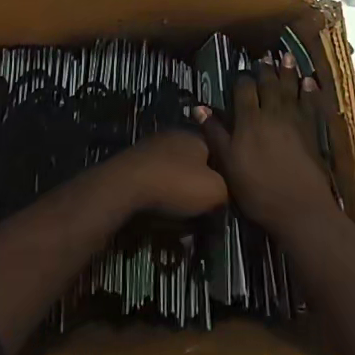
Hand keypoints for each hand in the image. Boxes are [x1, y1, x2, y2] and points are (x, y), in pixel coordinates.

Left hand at [109, 129, 227, 217]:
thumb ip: (228, 190)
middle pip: (195, 165)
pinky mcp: (133, 163)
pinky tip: (162, 212)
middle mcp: (172, 137)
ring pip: (174, 175)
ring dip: (180, 194)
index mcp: (195, 136)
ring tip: (184, 218)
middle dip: (199, 187)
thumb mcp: (217, 191)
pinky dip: (161, 196)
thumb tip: (223, 194)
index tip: (224, 196)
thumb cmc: (176, 183)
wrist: (126, 185)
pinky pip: (156, 182)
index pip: (218, 153)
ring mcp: (150, 149)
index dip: (223, 176)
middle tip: (205, 210)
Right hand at [192, 54, 335, 235]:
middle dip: (266, 70)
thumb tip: (197, 107)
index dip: (242, 80)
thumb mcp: (228, 163)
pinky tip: (310, 82)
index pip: (244, 91)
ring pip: (291, 90)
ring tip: (287, 57)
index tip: (240, 71)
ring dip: (289, 73)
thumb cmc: (257, 189)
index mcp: (249, 121)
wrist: (300, 209)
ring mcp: (295, 123)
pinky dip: (310, 92)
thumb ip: (215, 133)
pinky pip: (310, 105)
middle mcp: (272, 115)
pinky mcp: (312, 134)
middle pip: (269, 86)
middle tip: (266, 56)